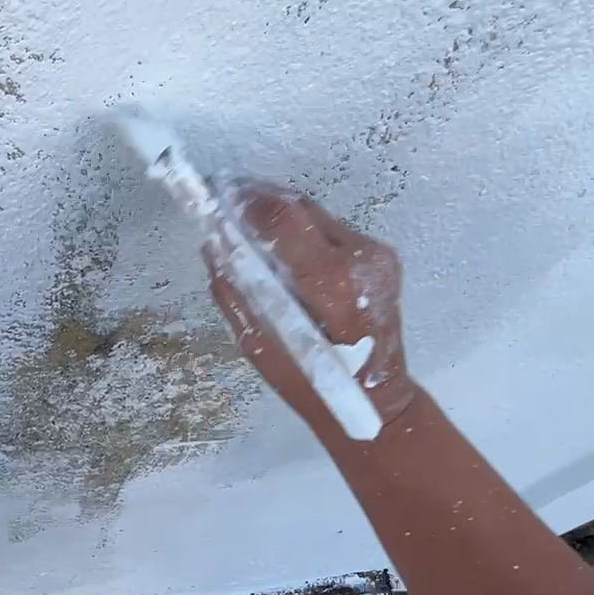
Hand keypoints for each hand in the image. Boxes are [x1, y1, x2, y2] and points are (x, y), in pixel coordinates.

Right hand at [204, 184, 417, 433]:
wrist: (377, 398)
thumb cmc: (312, 384)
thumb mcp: (260, 345)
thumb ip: (235, 295)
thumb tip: (212, 248)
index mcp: (334, 285)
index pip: (284, 221)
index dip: (248, 204)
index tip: (217, 196)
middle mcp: (362, 259)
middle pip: (300, 207)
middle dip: (259, 200)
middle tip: (224, 198)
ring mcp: (377, 254)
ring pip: (316, 214)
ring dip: (278, 214)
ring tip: (245, 217)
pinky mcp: (382, 255)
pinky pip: (331, 229)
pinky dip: (299, 229)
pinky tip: (278, 242)